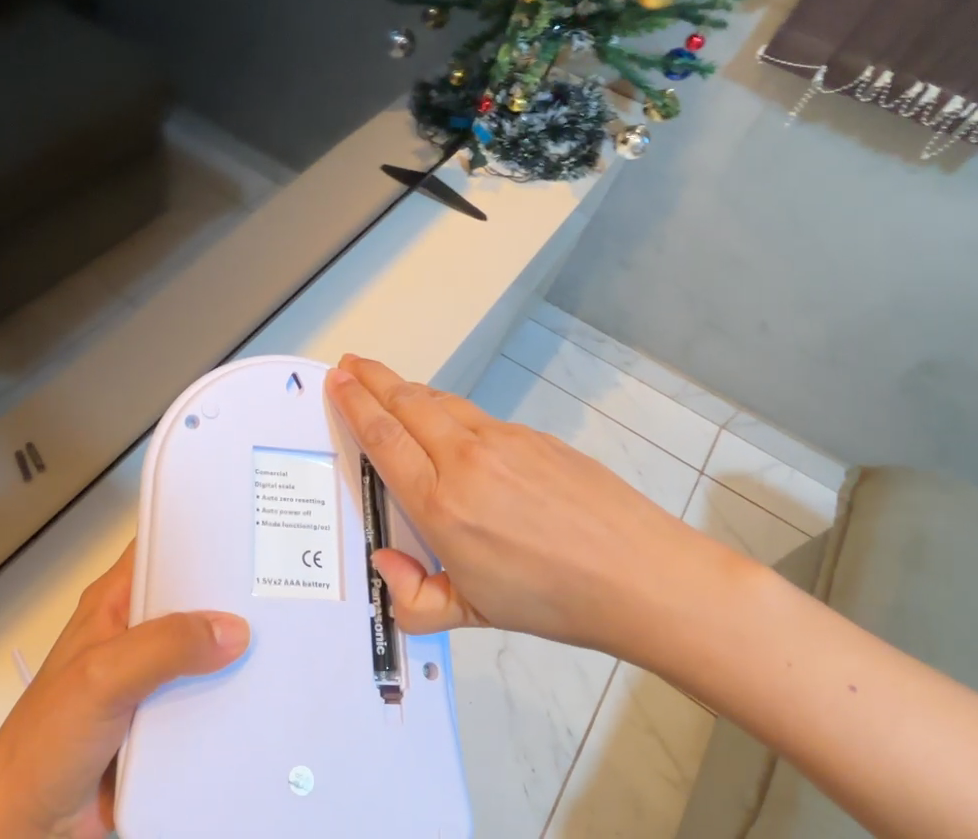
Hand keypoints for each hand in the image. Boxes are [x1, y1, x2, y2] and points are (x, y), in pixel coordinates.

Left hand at [0, 544, 248, 838]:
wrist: (31, 823)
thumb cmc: (39, 745)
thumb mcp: (101, 679)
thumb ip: (162, 647)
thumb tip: (227, 629)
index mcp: (112, 604)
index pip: (160, 550)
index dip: (199, 537)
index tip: (244, 534)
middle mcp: (134, 634)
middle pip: (193, 602)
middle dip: (229, 600)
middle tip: (275, 595)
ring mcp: (151, 678)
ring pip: (205, 653)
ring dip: (233, 656)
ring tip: (279, 645)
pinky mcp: (165, 720)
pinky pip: (207, 700)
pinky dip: (229, 700)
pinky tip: (257, 699)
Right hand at [324, 355, 748, 658]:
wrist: (640, 576)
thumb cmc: (554, 601)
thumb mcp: (472, 614)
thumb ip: (414, 598)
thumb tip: (387, 563)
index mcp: (441, 505)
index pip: (383, 439)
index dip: (354, 404)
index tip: (336, 381)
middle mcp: (464, 461)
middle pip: (405, 403)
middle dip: (372, 378)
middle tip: (349, 362)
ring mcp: (503, 442)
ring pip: (441, 402)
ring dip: (407, 389)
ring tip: (387, 384)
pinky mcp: (534, 437)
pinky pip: (477, 415)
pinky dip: (447, 408)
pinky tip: (447, 419)